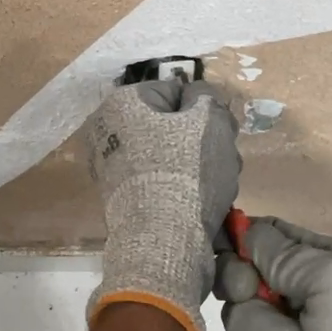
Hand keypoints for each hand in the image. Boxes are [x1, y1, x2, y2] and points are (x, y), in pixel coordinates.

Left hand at [84, 78, 239, 330]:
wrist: (164, 240)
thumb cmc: (188, 171)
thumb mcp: (210, 120)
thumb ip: (208, 98)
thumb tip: (198, 97)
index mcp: (122, 103)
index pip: (176, 90)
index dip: (206, 108)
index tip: (222, 129)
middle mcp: (109, 131)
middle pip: (174, 124)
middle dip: (204, 139)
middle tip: (222, 158)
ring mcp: (114, 167)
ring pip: (172, 154)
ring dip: (200, 165)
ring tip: (217, 185)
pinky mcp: (125, 198)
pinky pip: (163, 181)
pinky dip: (184, 188)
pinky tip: (202, 203)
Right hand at [216, 218, 331, 330]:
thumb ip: (284, 251)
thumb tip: (246, 231)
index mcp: (323, 261)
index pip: (268, 234)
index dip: (243, 239)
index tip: (234, 250)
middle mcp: (298, 290)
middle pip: (239, 270)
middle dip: (242, 284)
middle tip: (253, 295)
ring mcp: (279, 329)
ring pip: (234, 311)